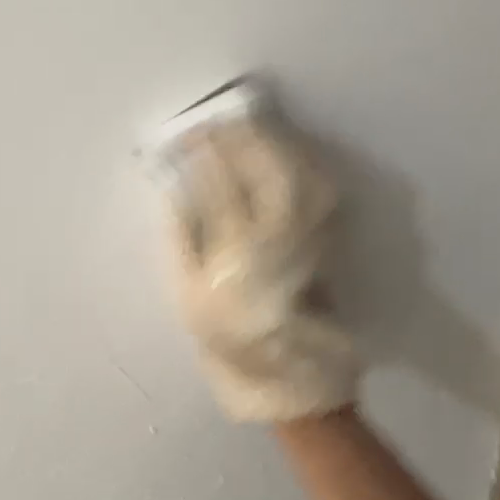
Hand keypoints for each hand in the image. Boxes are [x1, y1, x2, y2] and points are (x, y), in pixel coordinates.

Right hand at [161, 117, 360, 421]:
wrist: (291, 378)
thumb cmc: (231, 341)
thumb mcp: (188, 297)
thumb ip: (180, 238)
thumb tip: (175, 189)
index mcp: (236, 255)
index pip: (220, 186)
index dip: (205, 155)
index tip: (192, 135)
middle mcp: (277, 240)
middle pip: (265, 172)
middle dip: (242, 140)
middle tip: (222, 122)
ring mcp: (307, 238)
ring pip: (296, 176)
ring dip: (274, 145)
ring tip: (250, 129)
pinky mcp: (324, 240)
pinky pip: (314, 191)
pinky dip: (299, 164)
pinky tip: (283, 152)